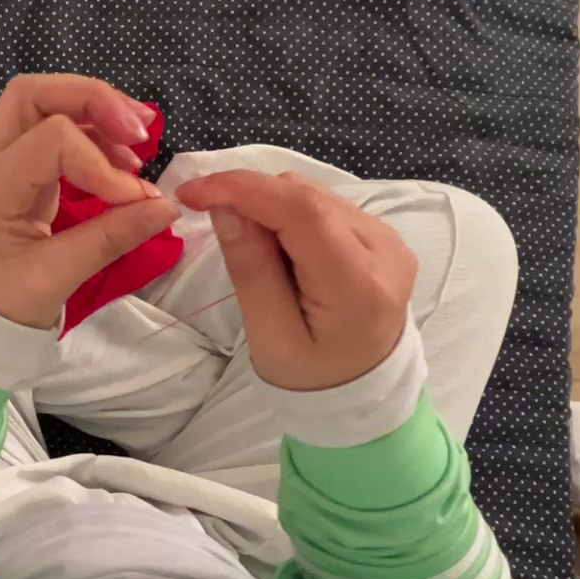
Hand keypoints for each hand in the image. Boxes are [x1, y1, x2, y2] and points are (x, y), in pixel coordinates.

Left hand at [0, 74, 179, 327]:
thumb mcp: (56, 277)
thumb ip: (111, 238)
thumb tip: (167, 208)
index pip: (52, 139)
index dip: (102, 162)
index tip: (135, 200)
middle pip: (32, 94)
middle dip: (92, 99)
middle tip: (140, 130)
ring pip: (39, 107)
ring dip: (92, 114)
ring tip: (138, 148)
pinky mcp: (12, 175)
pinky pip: (46, 135)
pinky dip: (85, 137)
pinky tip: (117, 163)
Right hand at [175, 170, 416, 391]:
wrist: (362, 390)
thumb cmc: (310, 374)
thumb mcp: (269, 337)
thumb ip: (251, 271)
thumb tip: (225, 209)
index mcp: (357, 282)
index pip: (301, 210)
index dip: (242, 188)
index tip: (192, 191)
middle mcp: (384, 247)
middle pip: (305, 195)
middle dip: (249, 198)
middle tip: (212, 224)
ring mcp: (387, 236)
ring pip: (312, 194)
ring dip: (267, 206)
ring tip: (250, 247)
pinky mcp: (380, 233)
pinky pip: (323, 205)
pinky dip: (287, 214)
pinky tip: (277, 247)